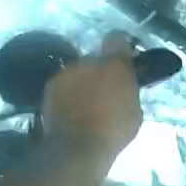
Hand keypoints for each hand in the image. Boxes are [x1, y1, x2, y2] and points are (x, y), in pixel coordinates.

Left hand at [41, 34, 142, 166]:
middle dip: (101, 70)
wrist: (77, 147)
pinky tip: (71, 108)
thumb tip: (126, 86)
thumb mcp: (135, 111)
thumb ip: (129, 91)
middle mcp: (89, 61)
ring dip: (83, 81)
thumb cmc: (114, 131)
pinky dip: (68, 92)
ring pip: (79, 71)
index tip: (124, 59)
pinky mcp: (50, 85)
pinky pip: (64, 83)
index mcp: (115, 64)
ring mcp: (67, 72)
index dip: (121, 47)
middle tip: (105, 89)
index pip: (118, 38)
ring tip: (86, 102)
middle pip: (96, 58)